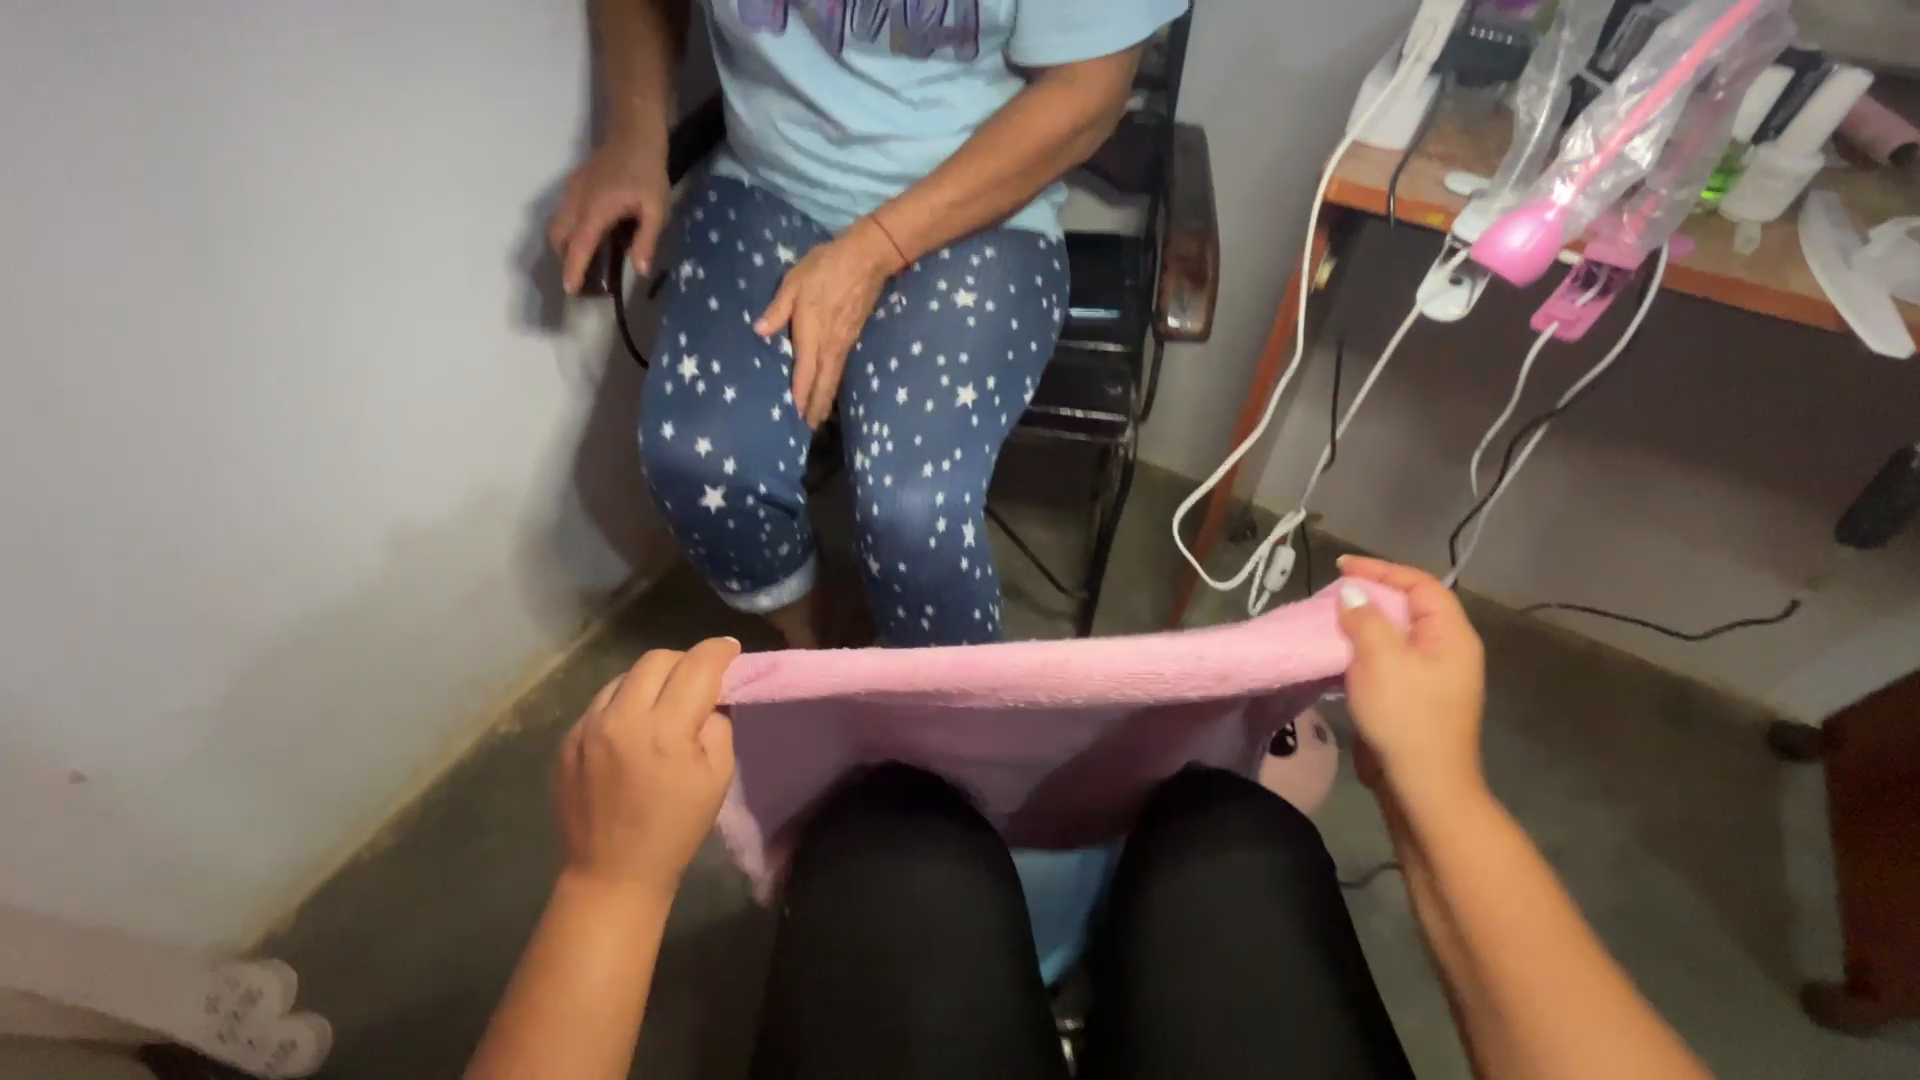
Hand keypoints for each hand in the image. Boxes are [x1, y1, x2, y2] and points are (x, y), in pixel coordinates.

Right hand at [548, 128, 671, 293]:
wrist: (634, 135)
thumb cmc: (648, 173)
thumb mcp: (656, 211)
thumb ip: (646, 241)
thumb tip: (640, 271)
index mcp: (595, 209)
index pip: (579, 245)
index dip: (574, 268)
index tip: (570, 289)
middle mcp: (576, 201)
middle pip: (559, 237)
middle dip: (566, 260)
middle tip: (583, 280)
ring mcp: (571, 191)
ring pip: (557, 225)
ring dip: (566, 246)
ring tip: (587, 263)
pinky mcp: (574, 185)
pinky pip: (564, 214)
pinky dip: (570, 232)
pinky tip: (592, 239)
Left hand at [554, 638, 740, 895]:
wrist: (612, 874)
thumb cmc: (676, 828)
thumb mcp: (718, 776)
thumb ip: (718, 725)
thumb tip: (709, 698)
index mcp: (665, 731)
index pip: (697, 666)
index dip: (719, 651)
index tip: (731, 650)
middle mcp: (621, 718)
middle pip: (657, 659)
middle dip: (685, 661)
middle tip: (700, 680)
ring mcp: (586, 728)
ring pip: (626, 676)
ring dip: (652, 680)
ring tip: (664, 703)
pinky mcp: (567, 740)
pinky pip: (602, 702)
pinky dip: (625, 703)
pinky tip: (634, 729)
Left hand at [754, 217, 901, 427]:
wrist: (868, 259)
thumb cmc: (826, 267)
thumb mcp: (794, 281)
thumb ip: (778, 309)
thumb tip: (759, 332)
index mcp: (812, 333)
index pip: (804, 373)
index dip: (800, 396)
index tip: (794, 417)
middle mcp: (830, 345)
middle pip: (822, 384)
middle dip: (815, 407)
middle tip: (807, 429)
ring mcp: (843, 344)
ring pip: (833, 379)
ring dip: (825, 400)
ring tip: (817, 419)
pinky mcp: (851, 339)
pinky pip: (839, 370)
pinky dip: (832, 385)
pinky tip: (828, 389)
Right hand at [1334, 556, 1485, 803]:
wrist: (1421, 784)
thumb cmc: (1405, 716)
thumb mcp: (1382, 660)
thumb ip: (1366, 620)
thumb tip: (1352, 595)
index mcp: (1451, 637)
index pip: (1420, 585)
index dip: (1382, 570)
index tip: (1341, 566)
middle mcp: (1446, 651)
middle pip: (1410, 608)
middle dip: (1371, 595)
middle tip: (1333, 593)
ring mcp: (1430, 676)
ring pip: (1395, 635)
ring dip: (1363, 623)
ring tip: (1329, 619)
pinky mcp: (1412, 697)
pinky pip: (1386, 659)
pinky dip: (1361, 650)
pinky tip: (1337, 654)